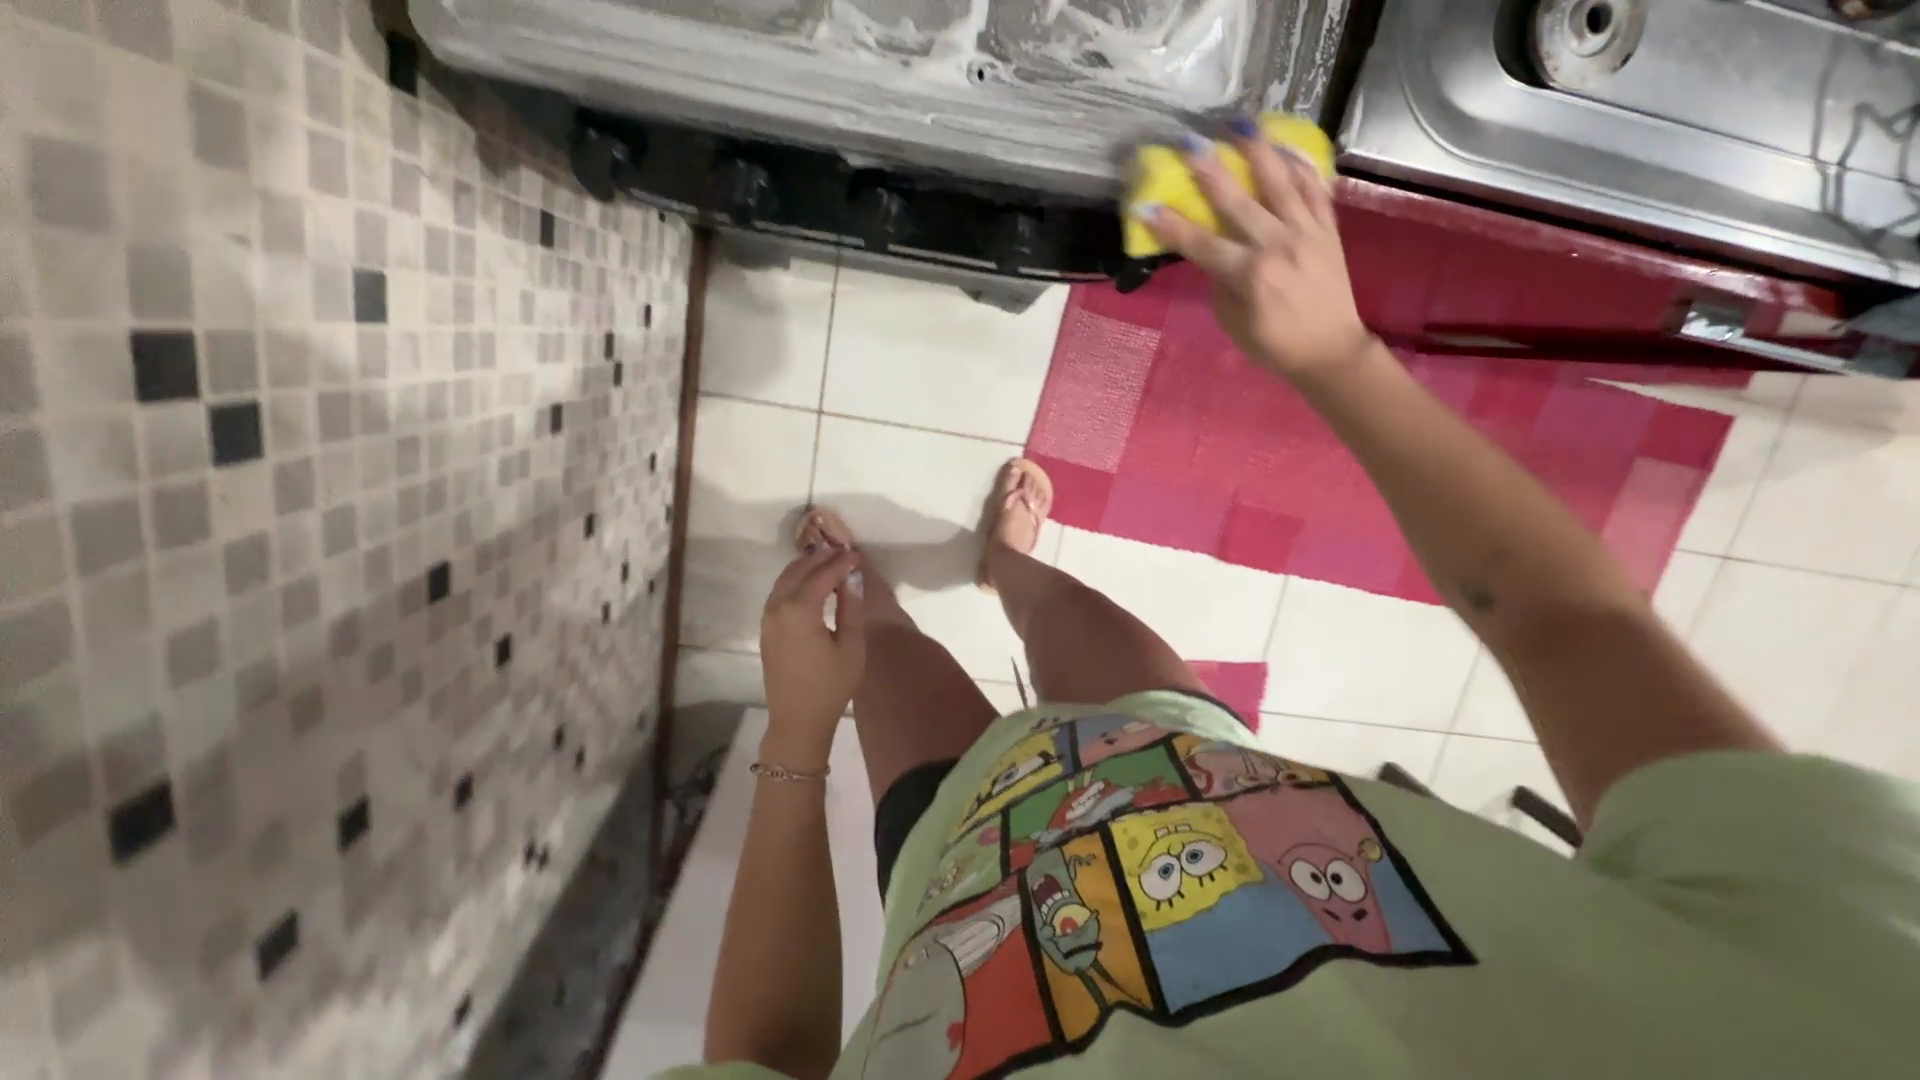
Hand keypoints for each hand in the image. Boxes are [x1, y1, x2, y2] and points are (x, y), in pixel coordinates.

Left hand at [759, 546, 866, 750]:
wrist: (797, 719)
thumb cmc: (830, 686)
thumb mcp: (851, 647)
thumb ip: (851, 608)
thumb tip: (852, 579)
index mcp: (799, 609)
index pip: (823, 574)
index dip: (842, 562)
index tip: (858, 555)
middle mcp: (778, 607)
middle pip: (799, 570)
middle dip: (822, 558)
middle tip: (844, 553)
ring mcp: (768, 618)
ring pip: (785, 579)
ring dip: (806, 567)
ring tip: (829, 562)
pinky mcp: (766, 628)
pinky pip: (779, 593)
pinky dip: (795, 581)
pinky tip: (811, 584)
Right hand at [1142, 128, 1372, 379]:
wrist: (1330, 351)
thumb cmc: (1274, 344)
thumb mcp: (1233, 320)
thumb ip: (1220, 282)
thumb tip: (1212, 251)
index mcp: (1249, 275)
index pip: (1200, 244)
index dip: (1170, 226)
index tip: (1145, 206)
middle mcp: (1278, 246)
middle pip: (1237, 201)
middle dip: (1209, 170)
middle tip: (1189, 141)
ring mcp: (1307, 233)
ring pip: (1280, 182)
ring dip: (1258, 150)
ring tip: (1241, 124)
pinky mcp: (1328, 229)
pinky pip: (1315, 189)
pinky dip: (1300, 165)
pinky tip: (1285, 147)